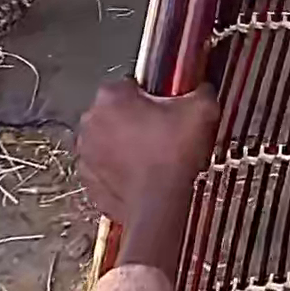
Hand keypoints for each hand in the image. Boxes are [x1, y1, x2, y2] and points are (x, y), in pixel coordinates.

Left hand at [77, 79, 218, 277]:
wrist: (159, 206)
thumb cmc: (172, 157)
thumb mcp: (201, 110)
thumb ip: (201, 90)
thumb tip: (203, 88)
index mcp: (111, 97)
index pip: (132, 84)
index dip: (154, 94)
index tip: (168, 107)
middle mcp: (91, 121)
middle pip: (118, 110)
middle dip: (139, 118)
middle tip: (165, 131)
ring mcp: (87, 153)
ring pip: (110, 138)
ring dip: (128, 143)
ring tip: (157, 154)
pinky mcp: (89, 180)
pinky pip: (106, 167)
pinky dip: (121, 168)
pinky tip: (145, 173)